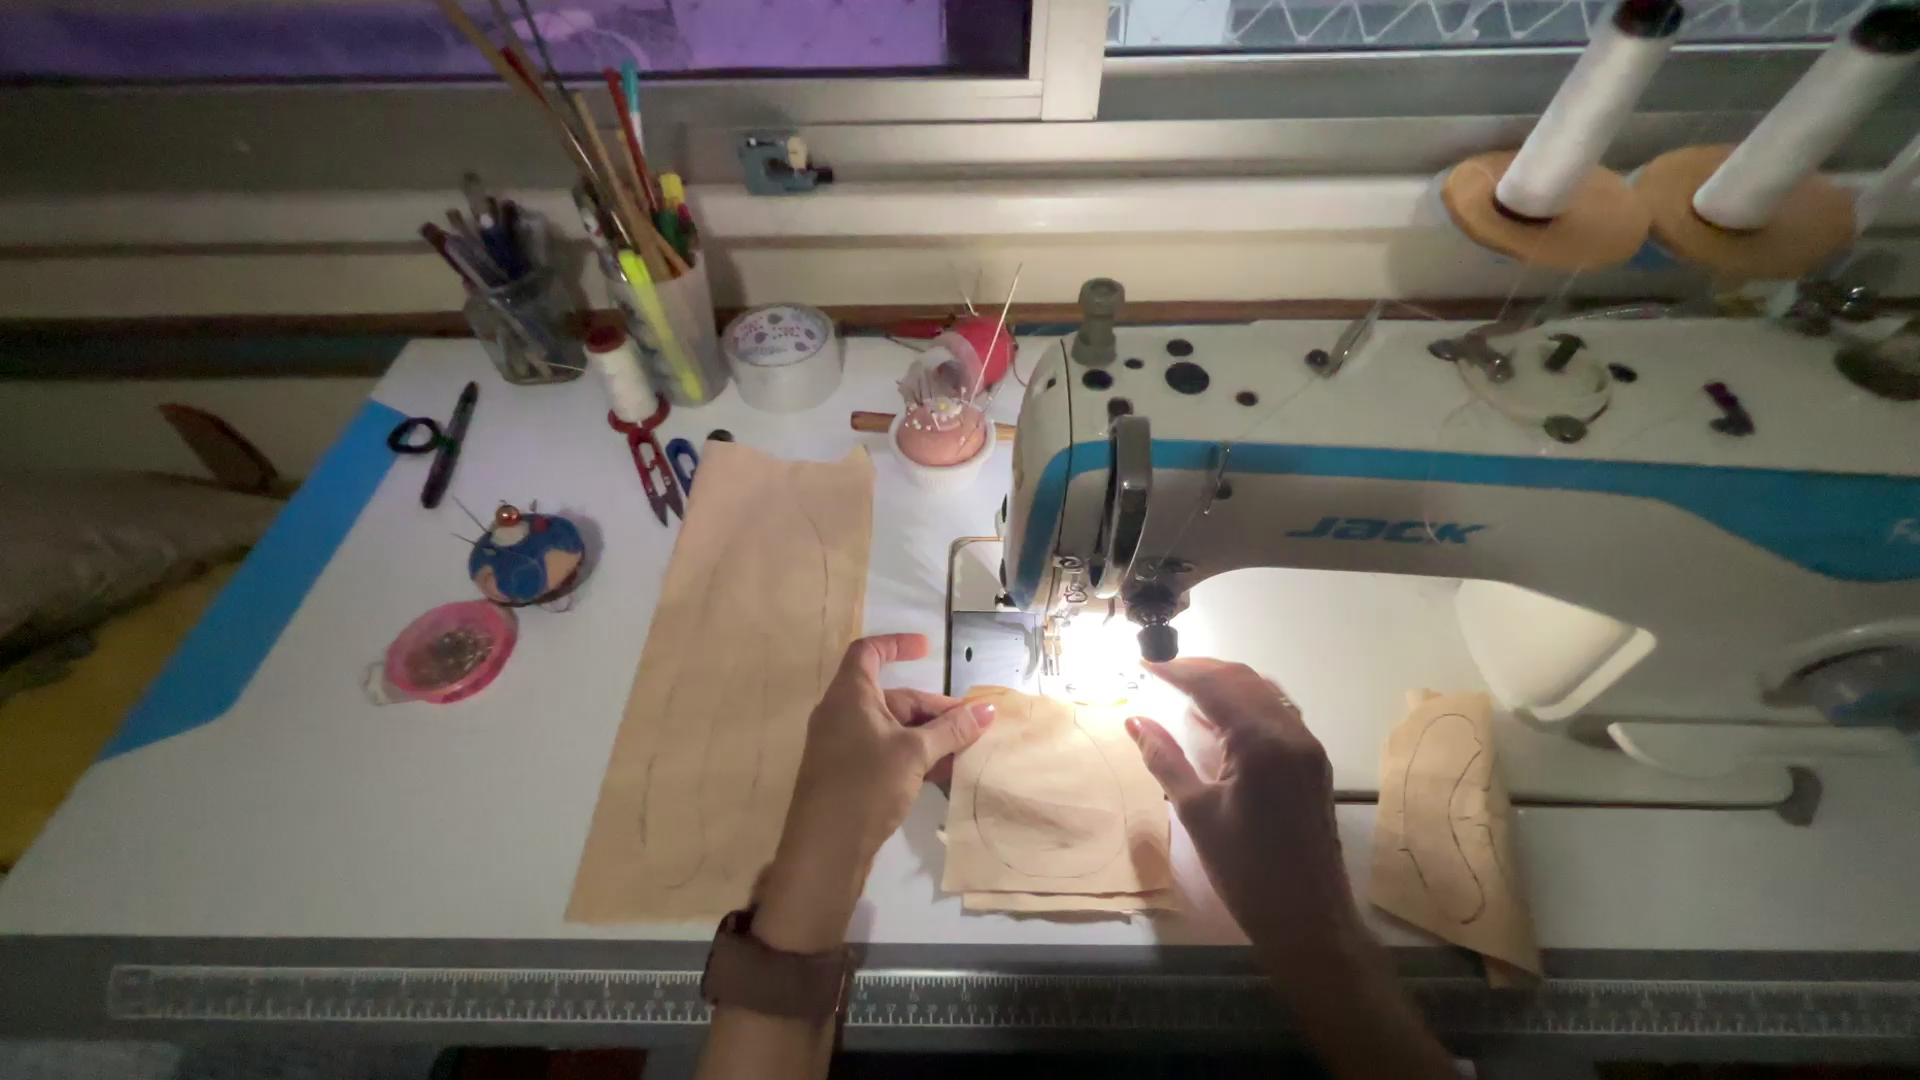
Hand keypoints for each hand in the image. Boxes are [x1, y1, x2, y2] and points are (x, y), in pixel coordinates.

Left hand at [756, 633, 994, 951]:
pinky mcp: (849, 775)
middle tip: (970, 725)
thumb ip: (951, 730)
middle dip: (933, 708)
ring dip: (930, 736)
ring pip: (894, 728)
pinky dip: (914, 756)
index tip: (927, 648)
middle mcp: (843, 714)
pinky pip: (887, 752)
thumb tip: (987, 710)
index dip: (897, 644)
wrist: (824, 852)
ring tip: (965, 752)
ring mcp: (844, 746)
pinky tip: (944, 774)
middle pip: (893, 697)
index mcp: (849, 696)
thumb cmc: (864, 787)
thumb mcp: (914, 754)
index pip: (868, 653)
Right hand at [1126, 658, 1358, 960]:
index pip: (1214, 686)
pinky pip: (1277, 712)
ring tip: (1185, 687)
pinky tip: (1221, 718)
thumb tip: (1135, 721)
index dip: (1176, 669)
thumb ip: (1164, 759)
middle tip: (1162, 669)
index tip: (1144, 662)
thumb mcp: (1196, 813)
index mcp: (1261, 744)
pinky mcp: (1312, 762)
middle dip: (1201, 668)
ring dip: (1224, 682)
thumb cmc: (1245, 870)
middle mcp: (1291, 734)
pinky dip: (1246, 702)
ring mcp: (1307, 747)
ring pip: (1263, 691)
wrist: (1310, 920)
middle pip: (1242, 679)